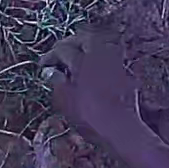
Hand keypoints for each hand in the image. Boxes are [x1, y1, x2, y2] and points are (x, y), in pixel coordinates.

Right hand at [42, 32, 153, 149]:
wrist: (121, 129)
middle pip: (85, 39)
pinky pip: (111, 58)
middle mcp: (100, 58)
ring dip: (88, 47)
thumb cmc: (89, 116)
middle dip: (71, 42)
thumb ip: (57, 82)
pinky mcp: (125, 75)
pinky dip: (99, 58)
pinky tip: (94, 70)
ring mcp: (115, 65)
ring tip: (78, 56)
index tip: (43, 65)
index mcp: (83, 62)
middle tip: (60, 51)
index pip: (63, 49)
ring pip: (102, 45)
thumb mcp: (65, 101)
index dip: (50, 55)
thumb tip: (51, 71)